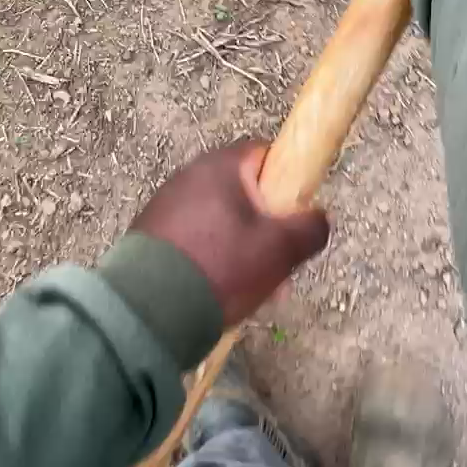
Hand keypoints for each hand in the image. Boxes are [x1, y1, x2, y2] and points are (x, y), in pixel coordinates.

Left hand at [130, 140, 330, 323]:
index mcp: (221, 166)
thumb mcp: (279, 250)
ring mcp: (165, 205)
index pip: (267, 155)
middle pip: (244, 192)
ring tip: (250, 288)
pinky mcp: (149, 235)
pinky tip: (218, 292)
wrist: (147, 311)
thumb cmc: (220, 267)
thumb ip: (309, 228)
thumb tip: (319, 219)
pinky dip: (212, 260)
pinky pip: (195, 240)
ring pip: (221, 221)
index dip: (289, 182)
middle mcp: (189, 175)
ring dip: (241, 248)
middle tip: (277, 263)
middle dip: (266, 227)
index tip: (295, 217)